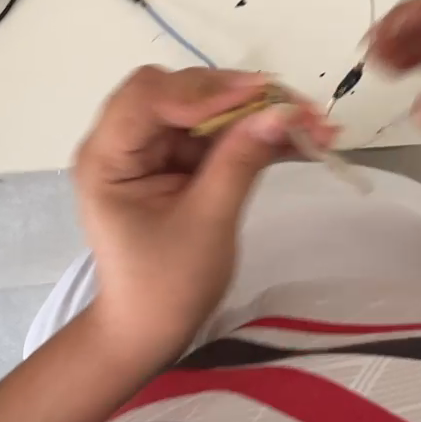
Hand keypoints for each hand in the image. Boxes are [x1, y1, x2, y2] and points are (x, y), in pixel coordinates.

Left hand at [72, 67, 332, 368]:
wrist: (153, 330)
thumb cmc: (166, 286)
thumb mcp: (206, 223)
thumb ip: (239, 161)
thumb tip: (283, 112)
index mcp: (107, 156)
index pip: (147, 98)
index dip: (201, 93)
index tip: (257, 99)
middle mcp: (125, 140)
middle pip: (180, 91)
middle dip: (238, 96)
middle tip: (295, 108)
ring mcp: (155, 148)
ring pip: (209, 107)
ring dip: (259, 112)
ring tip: (313, 123)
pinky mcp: (181, 158)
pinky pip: (221, 132)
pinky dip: (258, 133)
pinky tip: (303, 138)